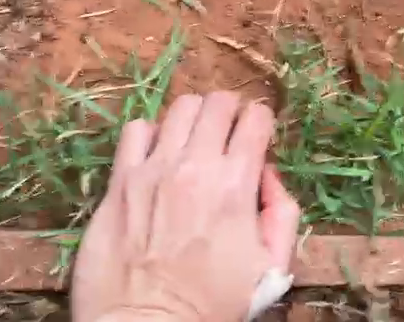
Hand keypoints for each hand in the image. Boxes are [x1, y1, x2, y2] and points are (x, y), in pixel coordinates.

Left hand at [73, 92, 301, 321]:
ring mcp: (154, 169)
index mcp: (236, 183)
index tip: (256, 138)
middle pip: (219, 102)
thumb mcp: (270, 268)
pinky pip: (136, 130)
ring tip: (192, 140)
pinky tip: (155, 155)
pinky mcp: (120, 181)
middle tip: (227, 134)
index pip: (257, 116)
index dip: (261, 122)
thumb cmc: (211, 305)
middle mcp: (196, 164)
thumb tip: (268, 173)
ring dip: (194, 118)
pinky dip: (150, 134)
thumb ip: (282, 213)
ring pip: (180, 107)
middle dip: (230, 111)